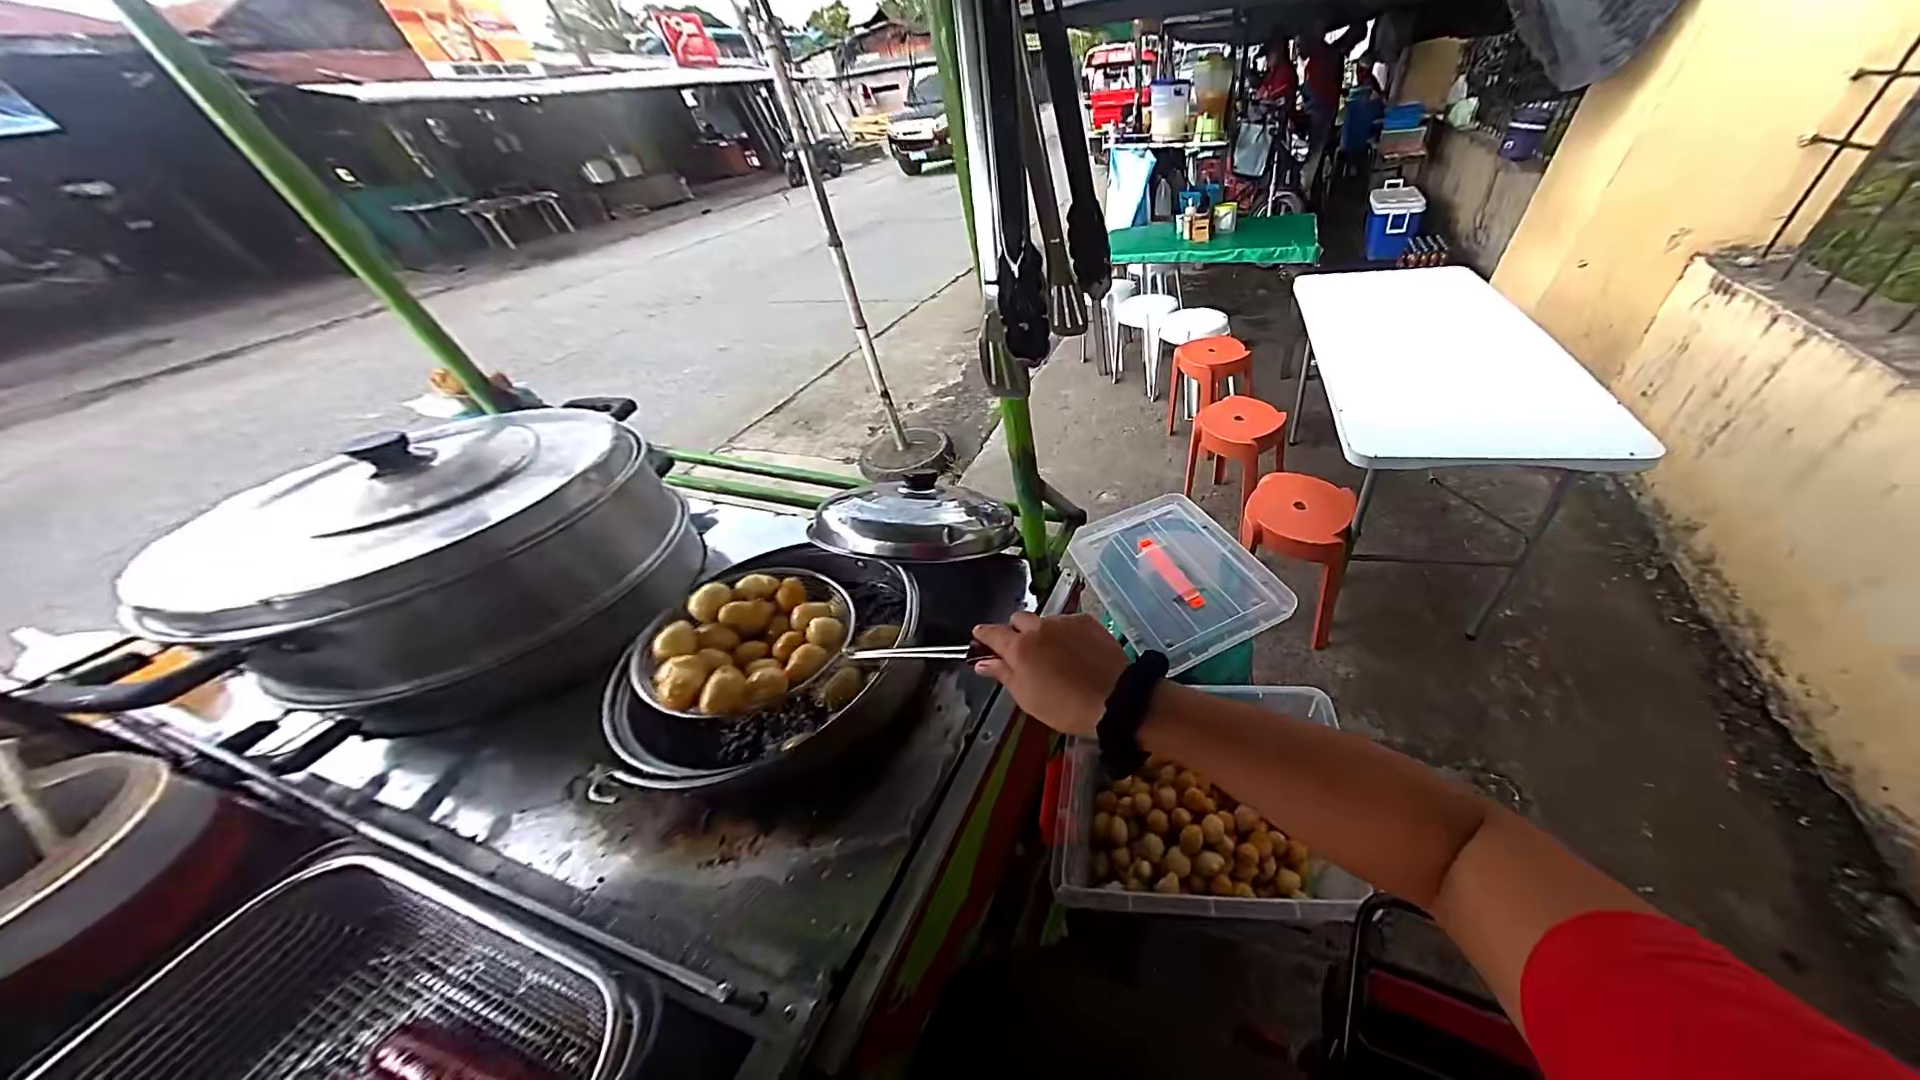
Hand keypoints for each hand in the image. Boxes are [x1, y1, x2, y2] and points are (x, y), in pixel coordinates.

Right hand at [971, 613, 1128, 735]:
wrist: (1115, 699)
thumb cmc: (1065, 707)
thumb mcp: (1027, 698)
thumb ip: (1003, 674)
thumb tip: (982, 662)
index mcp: (1019, 648)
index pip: (992, 633)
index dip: (983, 634)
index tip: (979, 636)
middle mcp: (1038, 628)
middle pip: (1017, 619)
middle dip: (1015, 630)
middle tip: (1021, 650)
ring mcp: (1063, 622)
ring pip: (1044, 621)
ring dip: (1042, 633)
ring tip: (1053, 654)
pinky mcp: (1086, 621)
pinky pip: (1067, 622)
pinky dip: (1065, 633)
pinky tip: (1074, 651)